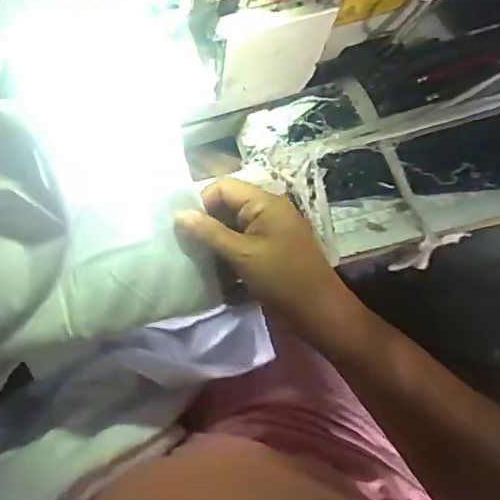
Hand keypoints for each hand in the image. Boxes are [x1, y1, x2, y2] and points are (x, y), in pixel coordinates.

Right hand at [173, 178, 352, 326]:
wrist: (321, 313)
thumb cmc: (282, 279)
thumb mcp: (241, 254)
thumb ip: (208, 232)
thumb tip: (178, 214)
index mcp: (265, 203)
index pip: (222, 187)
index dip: (202, 203)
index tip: (187, 228)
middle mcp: (269, 209)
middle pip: (227, 203)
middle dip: (207, 221)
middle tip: (190, 243)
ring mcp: (271, 229)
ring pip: (232, 222)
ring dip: (216, 237)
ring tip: (200, 255)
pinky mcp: (271, 247)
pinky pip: (242, 238)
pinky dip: (228, 248)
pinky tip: (217, 265)